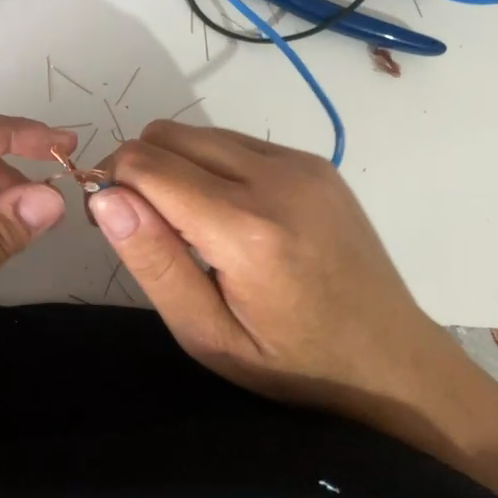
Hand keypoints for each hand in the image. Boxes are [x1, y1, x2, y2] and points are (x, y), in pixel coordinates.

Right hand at [88, 121, 472, 429]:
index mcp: (247, 230)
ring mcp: (301, 165)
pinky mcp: (314, 163)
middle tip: (145, 224)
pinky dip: (208, 165)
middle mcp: (276, 180)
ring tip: (188, 222)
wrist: (393, 364)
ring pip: (195, 133)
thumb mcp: (206, 333)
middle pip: (164, 136)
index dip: (111, 186)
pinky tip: (227, 213)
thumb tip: (104, 197)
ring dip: (172, 166)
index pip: (143, 164)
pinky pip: (231, 140)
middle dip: (137, 170)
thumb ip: (153, 261)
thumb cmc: (290, 362)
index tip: (117, 227)